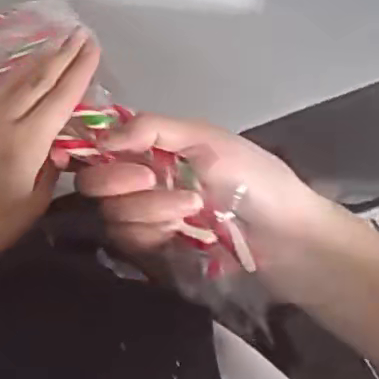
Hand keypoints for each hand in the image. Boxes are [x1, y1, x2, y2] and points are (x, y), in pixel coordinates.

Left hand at [0, 30, 101, 294]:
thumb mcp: (33, 205)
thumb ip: (51, 169)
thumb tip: (60, 146)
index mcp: (24, 142)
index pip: (59, 98)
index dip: (78, 71)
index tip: (93, 47)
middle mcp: (1, 122)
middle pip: (36, 81)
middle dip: (61, 56)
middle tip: (80, 34)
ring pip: (14, 82)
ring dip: (38, 61)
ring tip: (57, 44)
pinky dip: (17, 77)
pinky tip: (24, 73)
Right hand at [74, 115, 350, 300]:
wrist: (289, 240)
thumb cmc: (254, 180)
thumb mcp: (208, 140)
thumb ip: (151, 129)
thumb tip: (100, 138)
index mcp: (148, 148)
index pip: (97, 146)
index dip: (89, 150)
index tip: (105, 154)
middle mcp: (136, 181)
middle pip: (93, 182)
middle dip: (119, 181)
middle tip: (152, 179)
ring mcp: (141, 217)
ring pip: (111, 212)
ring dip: (149, 208)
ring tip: (192, 208)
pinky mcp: (149, 249)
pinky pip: (126, 240)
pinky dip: (152, 233)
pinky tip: (182, 231)